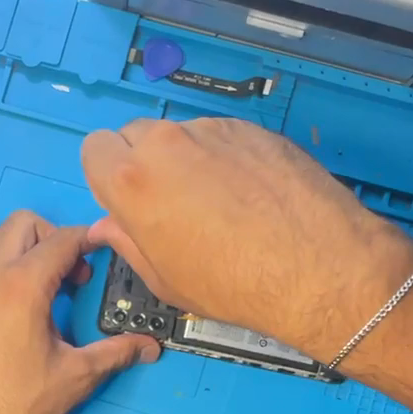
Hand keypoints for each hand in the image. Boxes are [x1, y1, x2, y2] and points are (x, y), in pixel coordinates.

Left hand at [0, 211, 160, 413]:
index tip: (102, 253)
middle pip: (24, 222)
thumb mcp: (74, 377)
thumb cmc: (15, 403)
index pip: (62, 240)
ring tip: (36, 280)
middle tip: (69, 275)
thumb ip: (115, 353)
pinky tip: (5, 294)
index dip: (88, 240)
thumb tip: (150, 347)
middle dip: (53, 237)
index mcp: (23, 285)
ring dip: (18, 244)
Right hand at [81, 118, 412, 370]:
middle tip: (167, 205)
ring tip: (216, 205)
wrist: (318, 268)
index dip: (107, 177)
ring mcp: (213, 130)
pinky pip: (220, 138)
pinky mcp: (252, 129)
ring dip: (184, 161)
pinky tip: (247, 196)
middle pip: (134, 136)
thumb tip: (112, 227)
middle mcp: (167, 144)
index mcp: (133, 182)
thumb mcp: (165, 279)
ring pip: (180, 136)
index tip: (125, 201)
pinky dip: (223, 158)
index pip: (94, 150)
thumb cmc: (235, 285)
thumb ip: (129, 243)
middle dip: (142, 164)